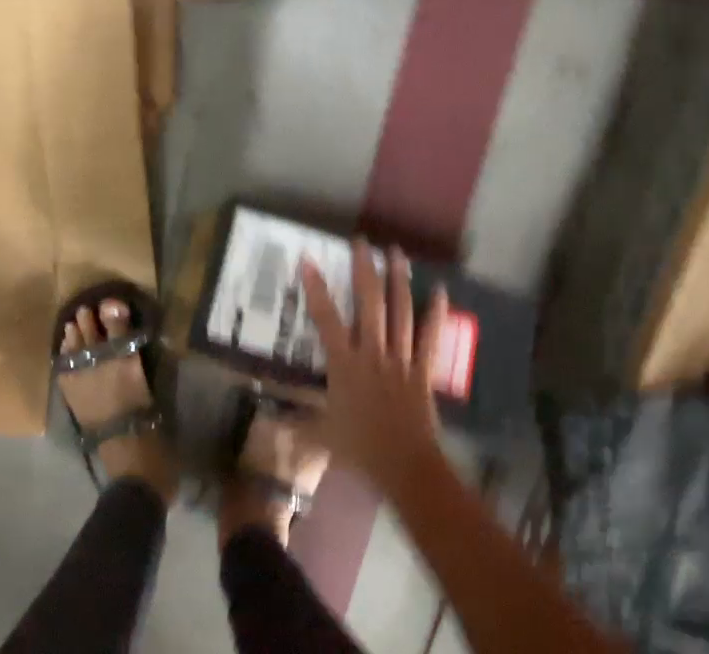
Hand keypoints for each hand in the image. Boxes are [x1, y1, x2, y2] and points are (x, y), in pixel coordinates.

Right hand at [301, 241, 447, 496]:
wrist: (405, 466)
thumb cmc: (359, 449)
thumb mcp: (320, 435)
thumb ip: (295, 423)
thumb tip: (267, 419)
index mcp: (344, 364)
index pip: (326, 318)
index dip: (316, 287)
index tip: (308, 259)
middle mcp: (372, 352)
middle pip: (369, 302)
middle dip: (364, 269)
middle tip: (362, 241)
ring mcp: (400, 358)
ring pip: (400, 311)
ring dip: (399, 279)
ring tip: (397, 252)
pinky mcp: (423, 370)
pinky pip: (431, 337)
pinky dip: (436, 313)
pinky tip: (441, 290)